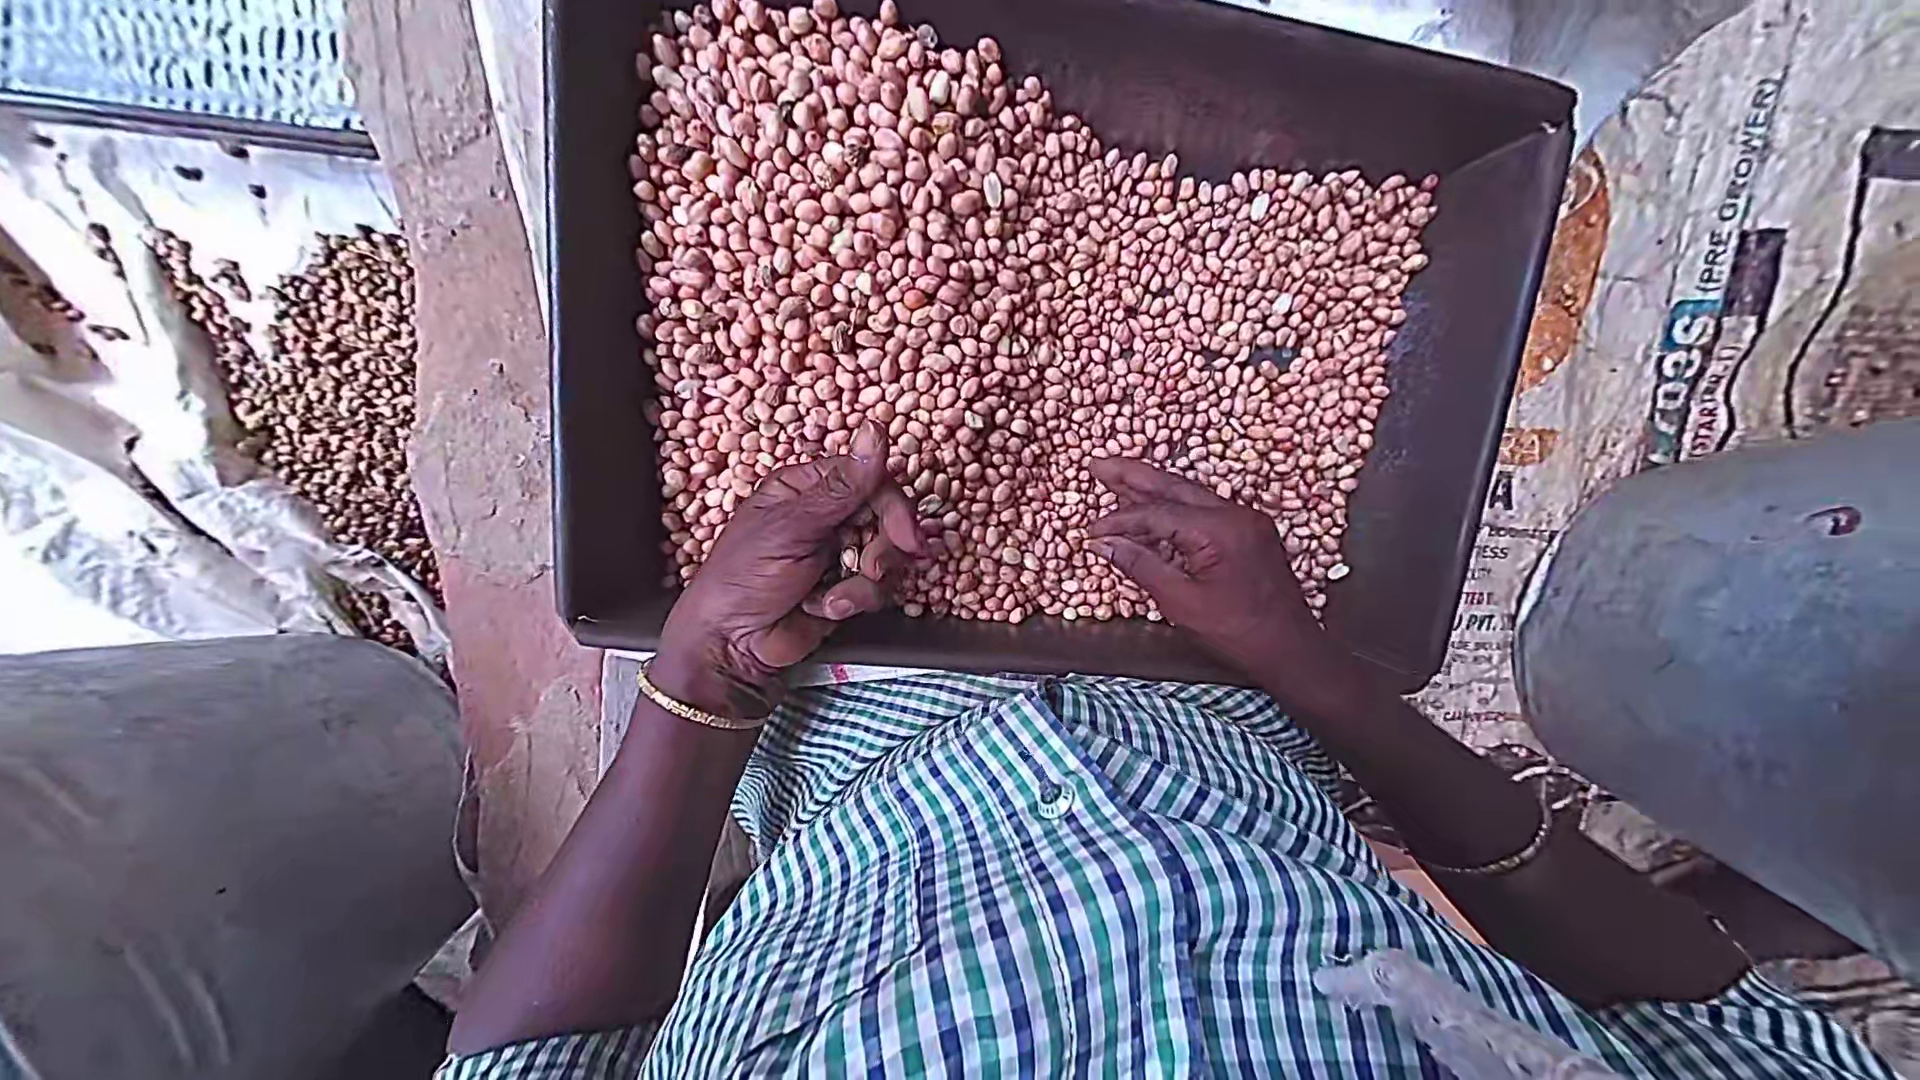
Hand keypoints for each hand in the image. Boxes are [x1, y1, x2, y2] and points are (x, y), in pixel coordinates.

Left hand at [651, 421, 921, 720]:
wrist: (731, 645)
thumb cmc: (744, 578)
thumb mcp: (791, 528)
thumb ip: (841, 487)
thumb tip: (875, 430)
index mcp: (807, 488)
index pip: (869, 479)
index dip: (893, 506)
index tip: (906, 535)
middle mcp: (828, 515)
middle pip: (886, 517)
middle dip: (883, 549)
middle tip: (871, 570)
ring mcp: (839, 551)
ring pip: (887, 554)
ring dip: (865, 582)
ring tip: (834, 597)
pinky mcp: (847, 586)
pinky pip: (877, 587)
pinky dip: (854, 601)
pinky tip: (824, 608)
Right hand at [1085, 457, 1364, 713]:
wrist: (1292, 650)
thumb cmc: (1238, 633)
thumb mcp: (1180, 602)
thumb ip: (1140, 566)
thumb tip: (1104, 545)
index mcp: (1219, 530)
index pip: (1156, 513)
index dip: (1118, 521)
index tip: (1092, 532)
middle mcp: (1236, 514)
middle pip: (1172, 485)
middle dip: (1132, 475)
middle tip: (1098, 464)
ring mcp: (1245, 520)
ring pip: (1188, 494)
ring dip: (1150, 487)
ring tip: (1117, 478)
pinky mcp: (1248, 531)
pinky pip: (1202, 510)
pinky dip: (1172, 509)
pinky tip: (1150, 512)